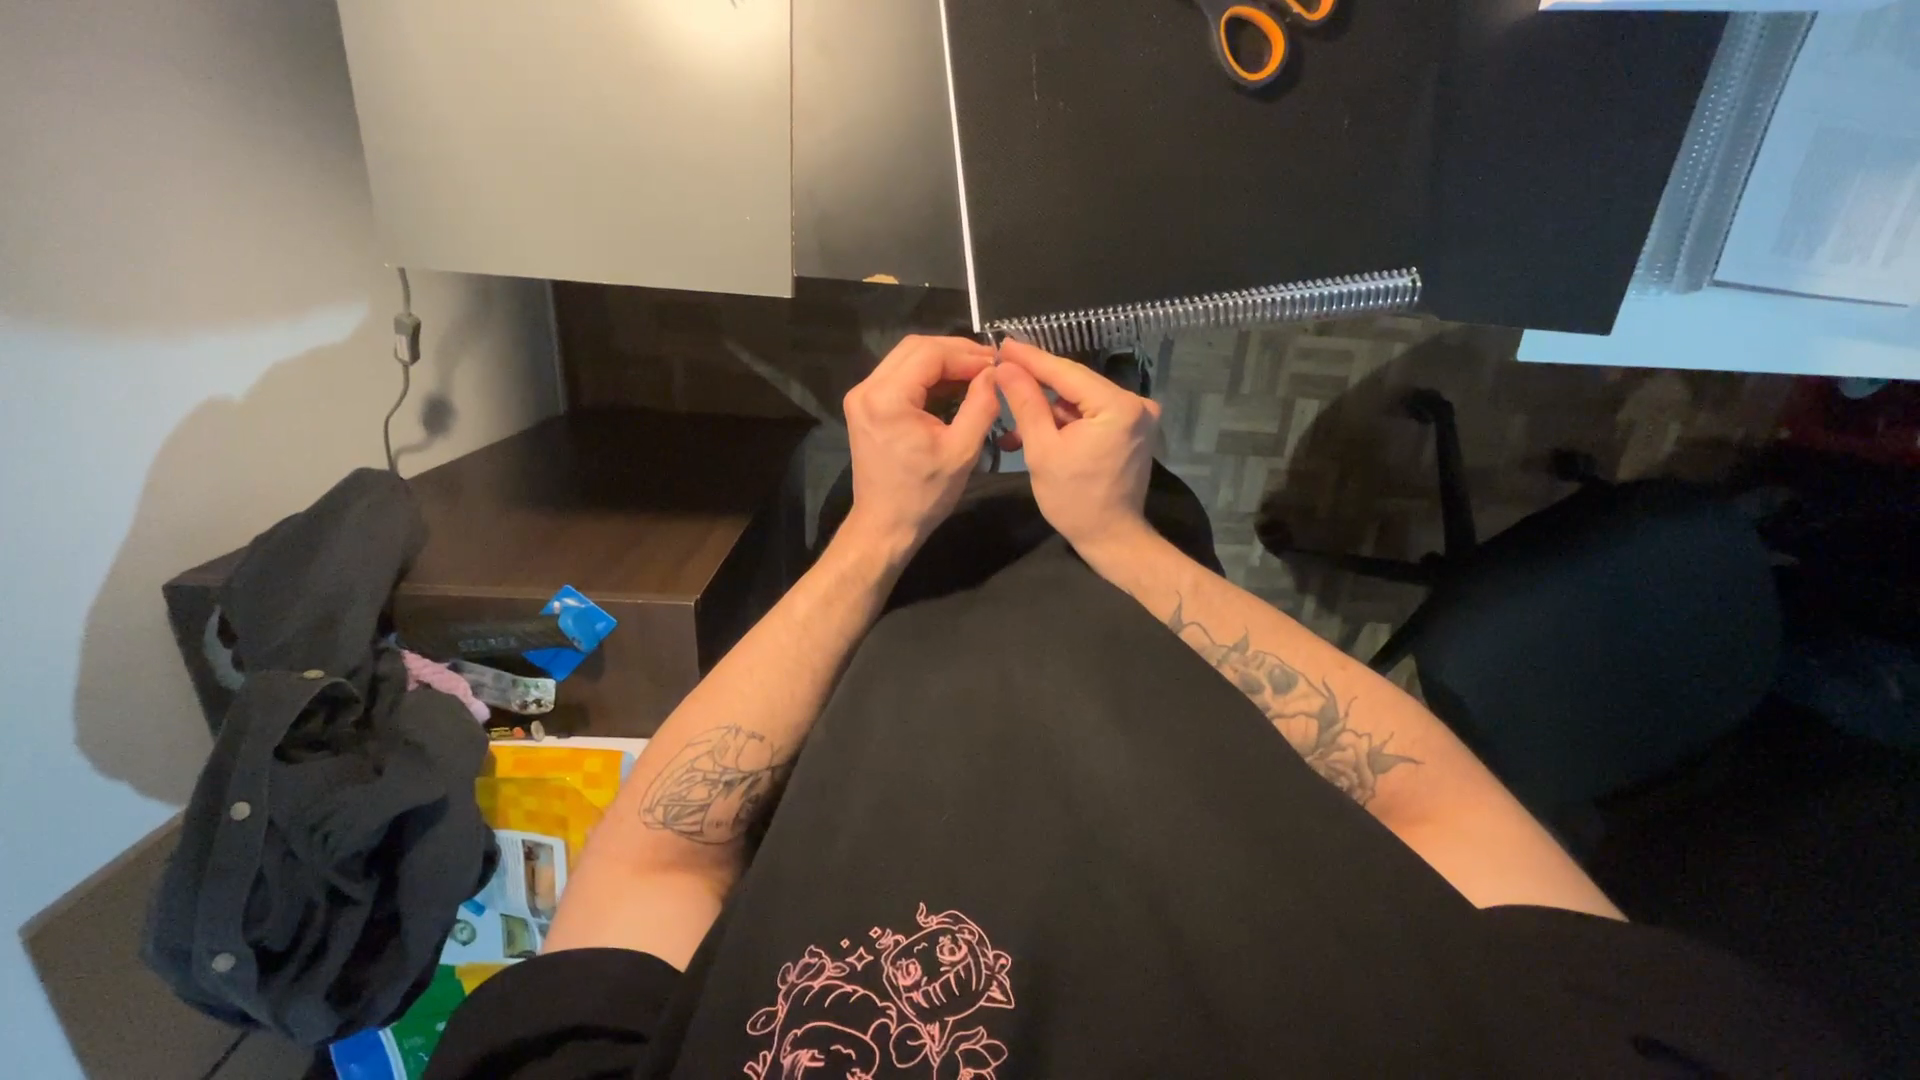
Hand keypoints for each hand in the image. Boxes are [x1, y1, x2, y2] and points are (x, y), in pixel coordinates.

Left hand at [840, 335, 1000, 551]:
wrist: (885, 525)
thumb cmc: (924, 494)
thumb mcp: (962, 450)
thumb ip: (982, 405)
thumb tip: (995, 373)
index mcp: (887, 398)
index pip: (930, 354)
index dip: (967, 354)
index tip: (997, 365)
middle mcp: (867, 389)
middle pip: (915, 348)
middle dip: (955, 352)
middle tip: (989, 365)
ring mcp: (861, 396)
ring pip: (906, 358)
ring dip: (942, 362)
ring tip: (975, 375)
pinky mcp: (865, 406)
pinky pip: (899, 376)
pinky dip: (927, 376)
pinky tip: (953, 387)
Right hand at [996, 340, 1160, 551]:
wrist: (1112, 538)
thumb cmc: (1074, 500)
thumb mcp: (1042, 449)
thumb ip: (1025, 402)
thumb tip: (1005, 367)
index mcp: (1118, 406)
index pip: (1065, 372)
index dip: (1030, 358)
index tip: (1002, 343)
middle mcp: (1136, 403)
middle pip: (1075, 383)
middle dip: (1036, 383)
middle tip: (1000, 372)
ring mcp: (1138, 417)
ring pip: (1080, 400)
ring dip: (1047, 409)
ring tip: (1011, 420)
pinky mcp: (1133, 430)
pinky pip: (1092, 414)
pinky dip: (1065, 421)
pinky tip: (1036, 431)